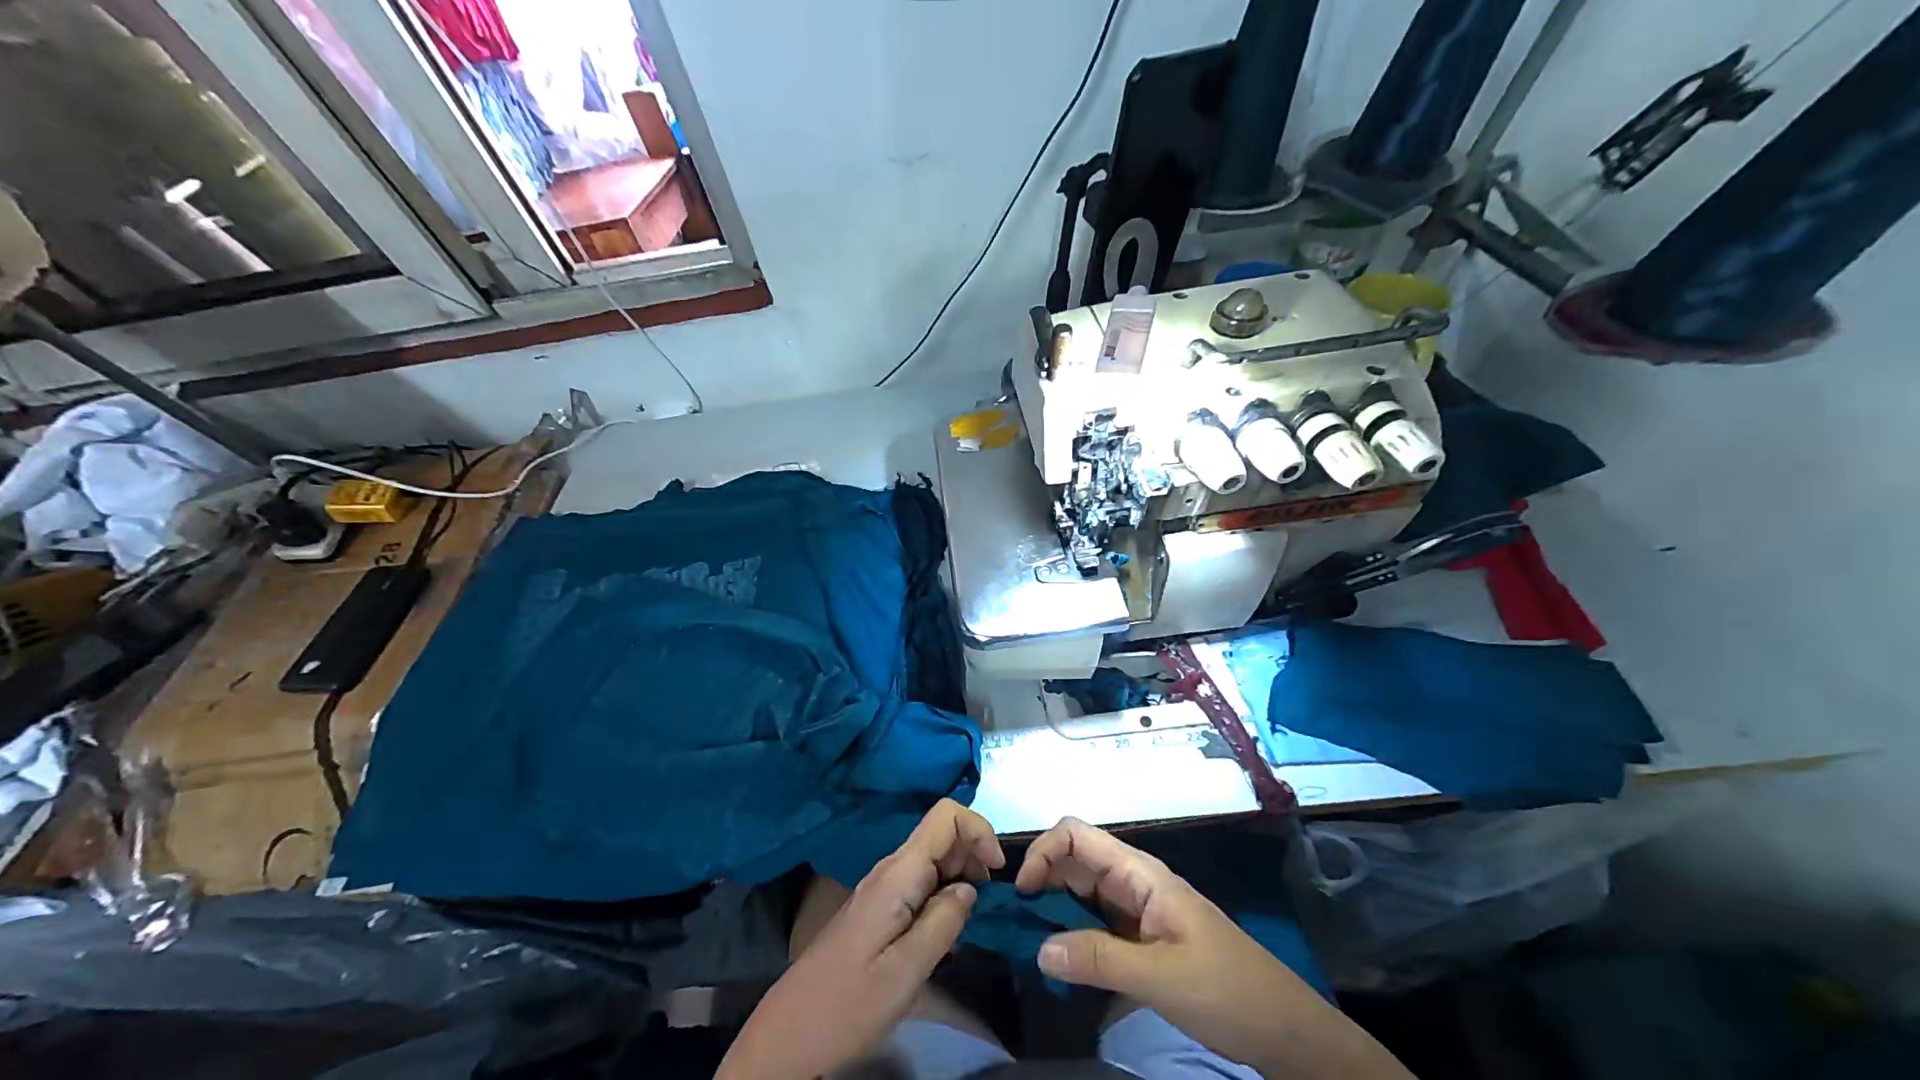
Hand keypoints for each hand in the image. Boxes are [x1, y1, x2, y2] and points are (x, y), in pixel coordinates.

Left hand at [717, 799, 1004, 1079]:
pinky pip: (922, 883)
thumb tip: (970, 889)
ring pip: (934, 859)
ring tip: (974, 920)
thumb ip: (943, 924)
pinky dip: (946, 895)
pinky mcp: (880, 908)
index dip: (978, 830)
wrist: (789, 1032)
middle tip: (991, 904)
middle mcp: (890, 870)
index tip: (996, 873)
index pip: (945, 816)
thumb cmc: (847, 1005)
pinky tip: (950, 931)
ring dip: (963, 877)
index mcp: (897, 875)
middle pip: (943, 835)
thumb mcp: (905, 972)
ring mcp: (883, 888)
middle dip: (975, 856)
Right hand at [1017, 818, 1412, 1079]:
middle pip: (1075, 860)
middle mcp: (1135, 883)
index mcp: (1141, 874)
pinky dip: (1071, 932)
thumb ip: (1099, 959)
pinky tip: (1060, 958)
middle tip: (1016, 922)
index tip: (1023, 894)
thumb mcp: (1162, 977)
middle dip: (1041, 879)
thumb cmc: (1227, 990)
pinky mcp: (1141, 940)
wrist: (1284, 1029)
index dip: (1043, 852)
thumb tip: (1039, 948)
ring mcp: (1138, 911)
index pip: (1078, 835)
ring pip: (1082, 892)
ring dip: (1053, 907)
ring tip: (1028, 939)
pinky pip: (1095, 923)